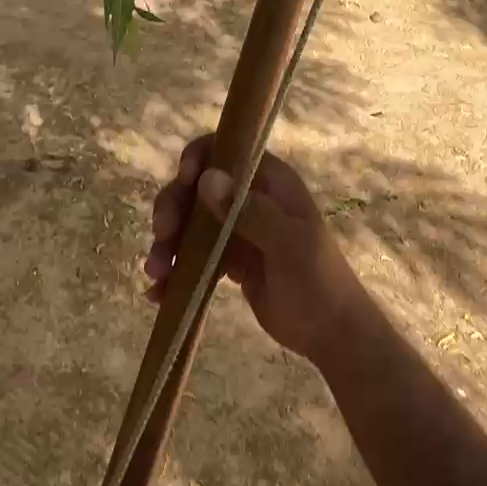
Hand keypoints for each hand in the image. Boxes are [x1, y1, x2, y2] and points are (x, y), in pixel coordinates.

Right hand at [144, 135, 369, 365]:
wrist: (331, 333)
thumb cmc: (318, 280)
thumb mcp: (289, 244)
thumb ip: (250, 212)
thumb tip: (207, 179)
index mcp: (270, 182)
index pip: (227, 151)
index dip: (199, 158)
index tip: (183, 179)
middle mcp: (251, 199)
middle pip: (198, 188)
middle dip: (174, 208)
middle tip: (162, 235)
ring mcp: (239, 230)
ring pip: (191, 223)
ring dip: (168, 243)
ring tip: (155, 273)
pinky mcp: (230, 261)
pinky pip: (194, 257)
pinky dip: (176, 271)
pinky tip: (159, 293)